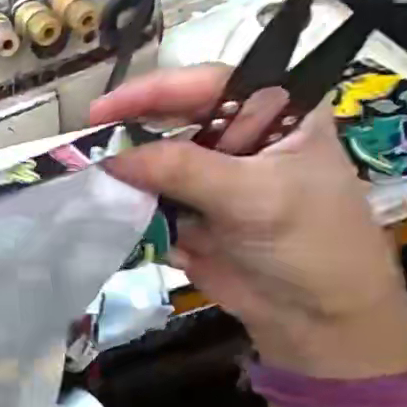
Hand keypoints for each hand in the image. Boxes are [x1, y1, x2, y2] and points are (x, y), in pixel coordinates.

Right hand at [90, 64, 406, 377]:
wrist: (320, 323)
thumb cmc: (310, 243)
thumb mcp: (254, 196)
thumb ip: (182, 168)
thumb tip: (111, 155)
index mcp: (275, 114)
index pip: (206, 84)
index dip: (152, 92)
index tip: (102, 111)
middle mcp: (241, 139)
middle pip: (172, 122)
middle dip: (130, 135)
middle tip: (85, 148)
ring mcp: (212, 180)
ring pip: (155, 164)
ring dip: (124, 175)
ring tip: (87, 183)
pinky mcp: (191, 217)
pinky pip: (150, 204)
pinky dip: (128, 209)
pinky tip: (104, 212)